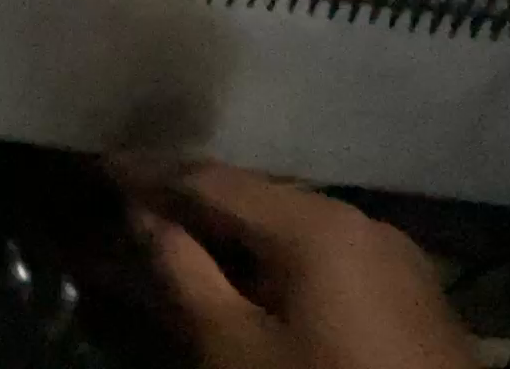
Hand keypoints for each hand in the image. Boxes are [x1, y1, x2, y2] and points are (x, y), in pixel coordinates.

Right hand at [127, 163, 477, 368]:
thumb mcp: (234, 346)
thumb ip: (180, 268)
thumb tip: (141, 215)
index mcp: (316, 223)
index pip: (209, 179)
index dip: (148, 172)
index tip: (100, 164)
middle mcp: (358, 220)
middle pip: (249, 196)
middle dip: (186, 199)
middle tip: (130, 199)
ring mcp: (392, 256)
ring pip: (283, 223)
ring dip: (225, 227)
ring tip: (174, 231)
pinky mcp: (409, 294)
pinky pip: (318, 252)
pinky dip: (267, 254)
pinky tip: (239, 268)